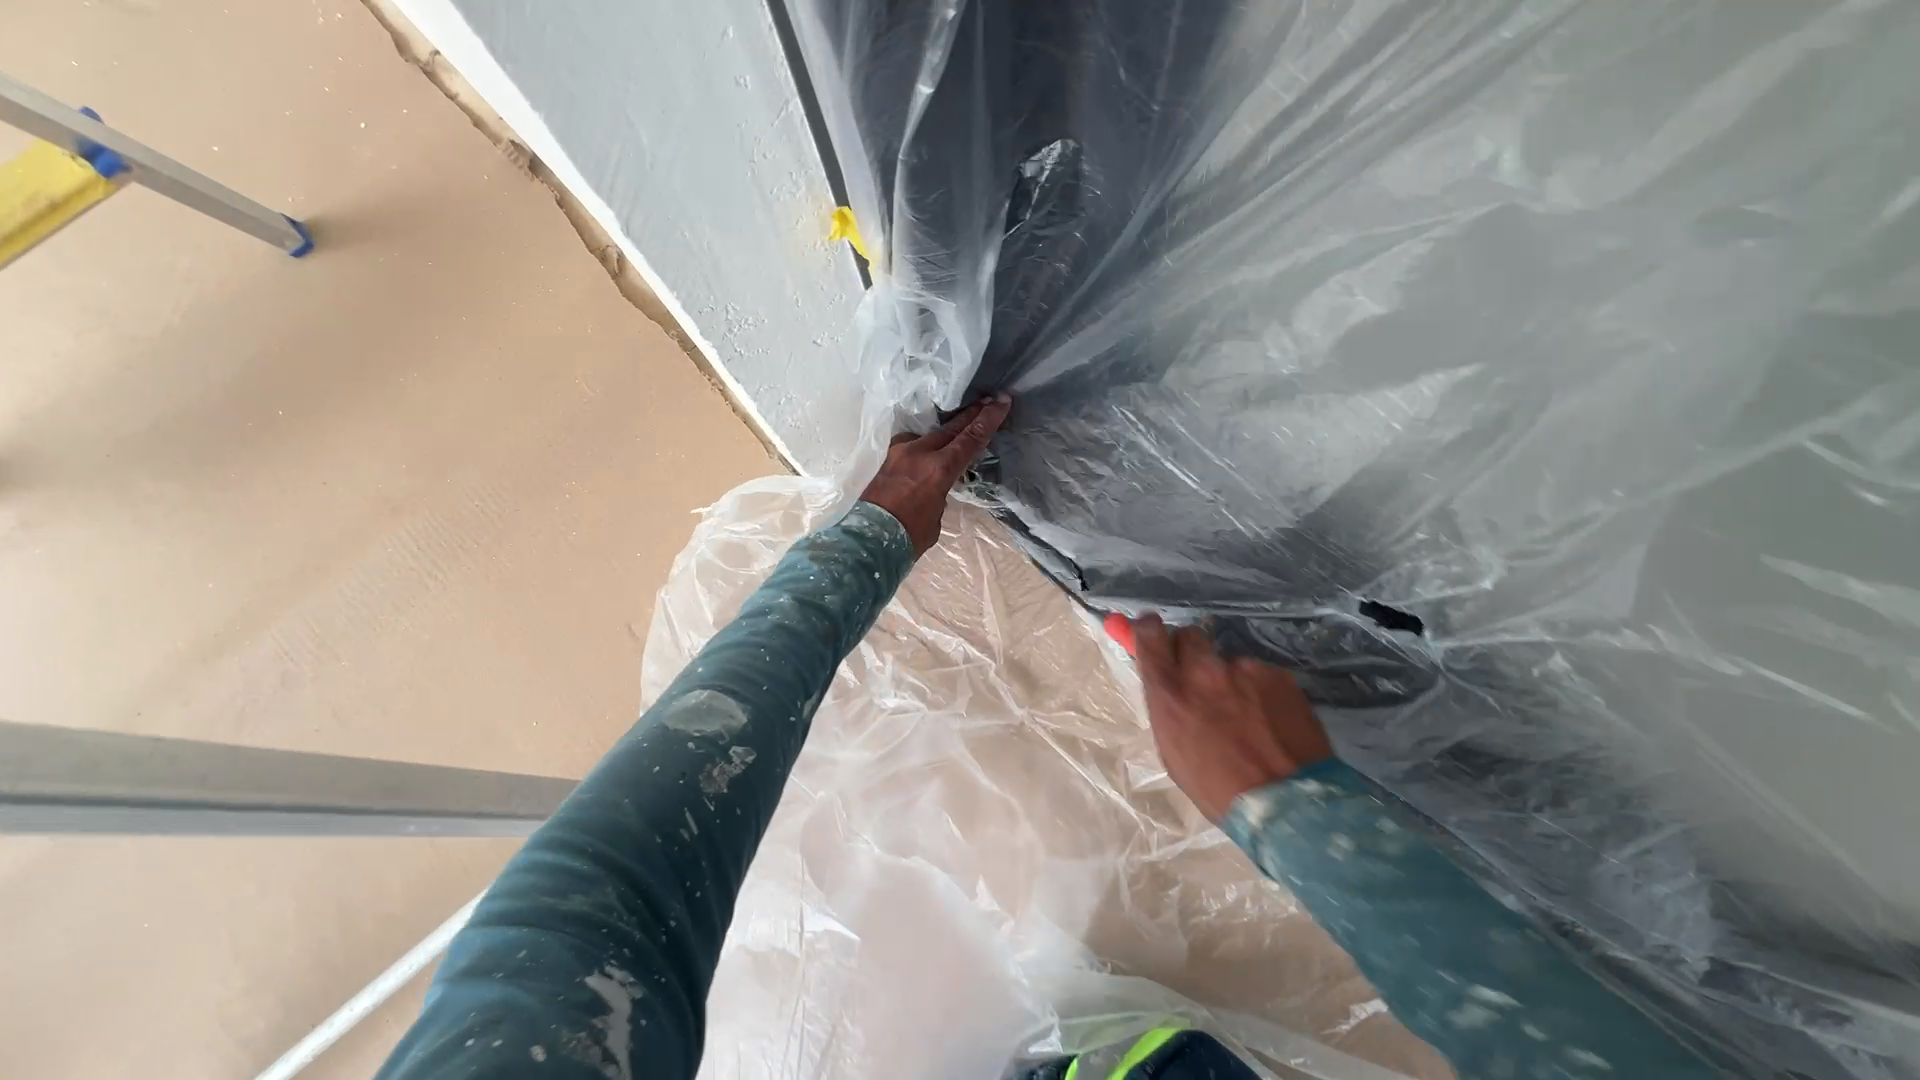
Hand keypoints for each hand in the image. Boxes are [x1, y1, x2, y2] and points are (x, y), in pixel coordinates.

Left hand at [859, 393, 1011, 555]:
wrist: (868, 540)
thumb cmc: (908, 536)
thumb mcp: (937, 515)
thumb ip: (941, 493)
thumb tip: (935, 487)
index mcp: (939, 469)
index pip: (970, 439)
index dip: (989, 419)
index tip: (1002, 401)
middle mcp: (919, 453)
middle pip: (952, 428)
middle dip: (971, 414)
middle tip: (988, 400)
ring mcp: (899, 452)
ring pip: (929, 434)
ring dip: (947, 429)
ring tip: (961, 422)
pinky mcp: (886, 458)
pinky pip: (910, 445)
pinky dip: (923, 444)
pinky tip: (927, 450)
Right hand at [1127, 614, 1333, 821]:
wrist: (1287, 802)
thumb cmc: (1218, 790)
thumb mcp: (1173, 751)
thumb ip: (1168, 708)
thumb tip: (1166, 684)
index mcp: (1170, 693)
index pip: (1149, 634)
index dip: (1148, 630)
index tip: (1152, 634)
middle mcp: (1204, 671)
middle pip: (1190, 636)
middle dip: (1191, 652)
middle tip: (1201, 679)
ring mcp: (1245, 669)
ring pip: (1228, 661)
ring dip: (1230, 678)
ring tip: (1246, 717)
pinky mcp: (1278, 674)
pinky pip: (1260, 674)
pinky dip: (1261, 691)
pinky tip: (1270, 721)